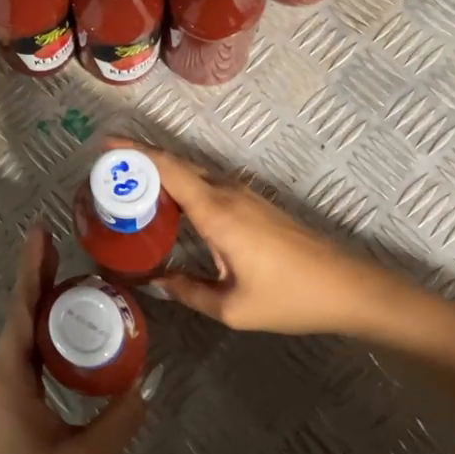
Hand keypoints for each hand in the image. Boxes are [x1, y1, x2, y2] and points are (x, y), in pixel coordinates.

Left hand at [0, 225, 146, 453]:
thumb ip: (120, 418)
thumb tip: (153, 379)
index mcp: (10, 374)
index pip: (21, 308)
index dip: (32, 269)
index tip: (40, 233)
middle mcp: (1, 369)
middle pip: (20, 309)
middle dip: (35, 272)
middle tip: (51, 235)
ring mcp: (3, 381)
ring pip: (21, 326)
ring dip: (37, 294)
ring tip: (58, 264)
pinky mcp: (11, 393)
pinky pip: (26, 345)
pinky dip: (41, 322)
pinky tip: (59, 316)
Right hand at [121, 139, 415, 336]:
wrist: (348, 288)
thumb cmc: (290, 297)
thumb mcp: (233, 307)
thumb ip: (188, 291)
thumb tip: (155, 282)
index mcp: (217, 211)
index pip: (168, 169)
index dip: (135, 152)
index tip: (105, 145)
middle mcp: (227, 193)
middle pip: (176, 163)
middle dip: (140, 158)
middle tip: (107, 169)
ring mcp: (243, 194)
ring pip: (192, 171)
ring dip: (161, 170)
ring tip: (129, 183)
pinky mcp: (253, 203)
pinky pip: (206, 183)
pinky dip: (180, 183)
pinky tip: (170, 203)